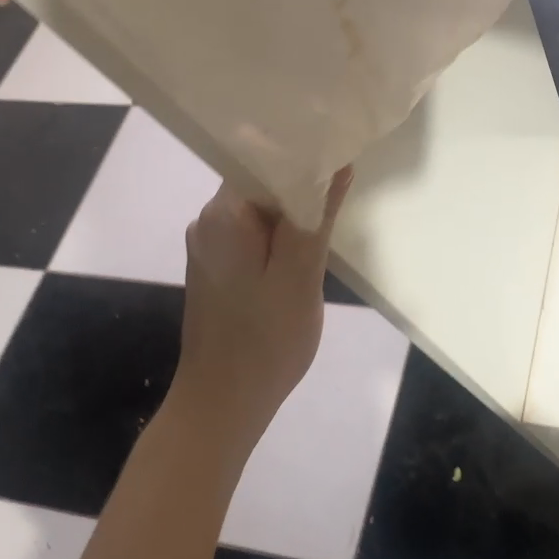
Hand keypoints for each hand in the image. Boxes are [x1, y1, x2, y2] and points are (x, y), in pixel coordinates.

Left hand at [173, 168, 351, 423]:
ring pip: (263, 211)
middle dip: (305, 187)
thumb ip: (315, 215)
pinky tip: (307, 254)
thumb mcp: (301, 274)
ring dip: (296, 215)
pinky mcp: (219, 268)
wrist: (222, 403)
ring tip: (333, 223)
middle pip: (264, 183)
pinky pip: (256, 235)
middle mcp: (209, 221)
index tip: (343, 158)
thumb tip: (335, 163)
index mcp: (224, 214)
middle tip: (348, 194)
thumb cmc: (266, 340)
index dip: (306, 156)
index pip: (266, 159)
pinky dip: (283, 238)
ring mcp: (211, 246)